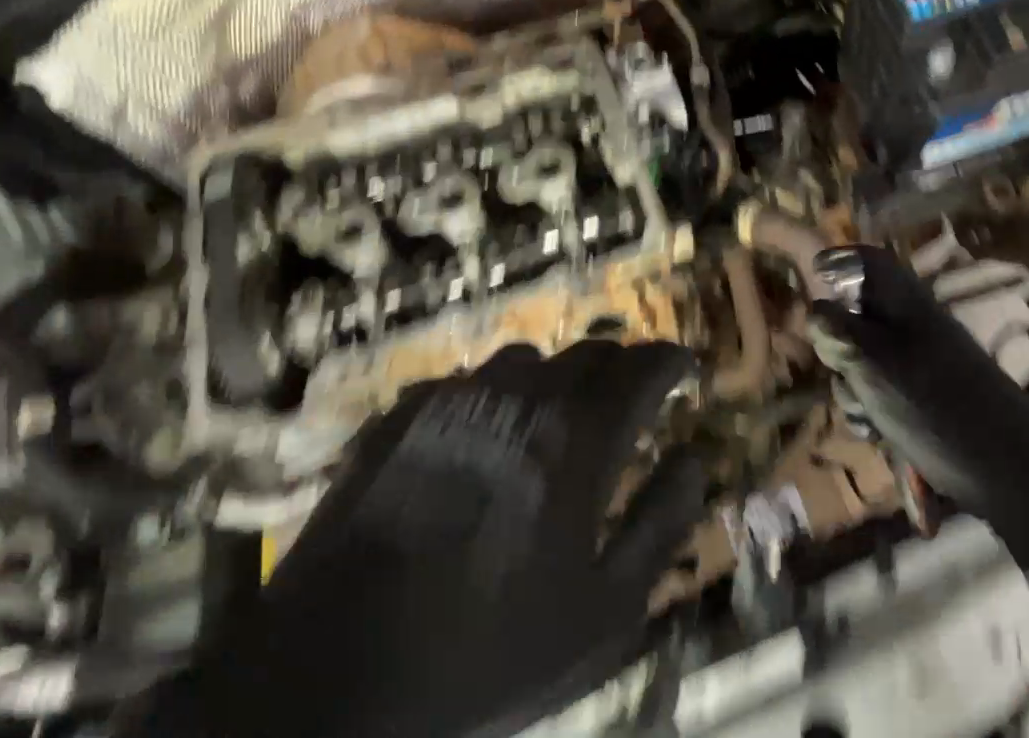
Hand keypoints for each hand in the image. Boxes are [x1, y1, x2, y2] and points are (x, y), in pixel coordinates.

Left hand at [133, 342, 708, 737]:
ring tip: (558, 420)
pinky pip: (464, 384)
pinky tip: (484, 441)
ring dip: (557, 378)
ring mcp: (451, 402)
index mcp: (579, 437)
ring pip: (524, 358)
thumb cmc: (489, 649)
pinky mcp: (396, 420)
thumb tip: (695, 458)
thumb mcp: (605, 610)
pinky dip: (493, 398)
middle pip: (587, 352)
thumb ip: (662, 522)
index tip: (688, 373)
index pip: (644, 365)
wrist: (333, 677)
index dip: (674, 362)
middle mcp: (520, 397)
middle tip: (631, 402)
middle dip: (621, 369)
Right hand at [809, 246, 1028, 573]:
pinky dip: (869, 408)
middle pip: (857, 315)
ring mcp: (918, 364)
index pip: (871, 263)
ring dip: (850, 383)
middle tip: (837, 364)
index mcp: (906, 304)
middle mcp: (912, 326)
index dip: (842, 261)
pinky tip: (875, 432)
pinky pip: (879, 392)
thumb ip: (840, 332)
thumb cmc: (933, 403)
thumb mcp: (874, 362)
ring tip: (864, 412)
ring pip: (862, 359)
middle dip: (836, 342)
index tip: (814, 271)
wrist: (1003, 466)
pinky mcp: (922, 398)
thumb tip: (814, 307)